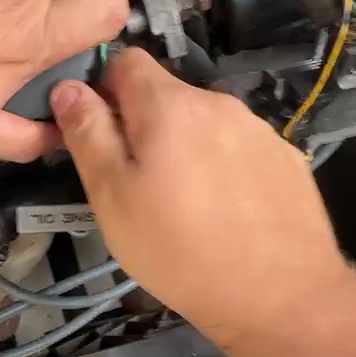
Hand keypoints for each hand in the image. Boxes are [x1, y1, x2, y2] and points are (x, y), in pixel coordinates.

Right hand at [51, 49, 355, 336]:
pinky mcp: (287, 160)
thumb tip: (68, 86)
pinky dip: (224, 168)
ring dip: (187, 148)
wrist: (279, 296)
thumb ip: (88, 134)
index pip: (126, 61)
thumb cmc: (178, 248)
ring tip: (186, 206)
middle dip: (146, 127)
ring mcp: (260, 130)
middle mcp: (219, 103)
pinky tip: (227, 214)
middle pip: (168, 96)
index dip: (104, 89)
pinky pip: (240, 150)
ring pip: (205, 125)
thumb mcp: (111, 196)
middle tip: (138, 186)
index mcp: (170, 104)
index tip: (100, 134)